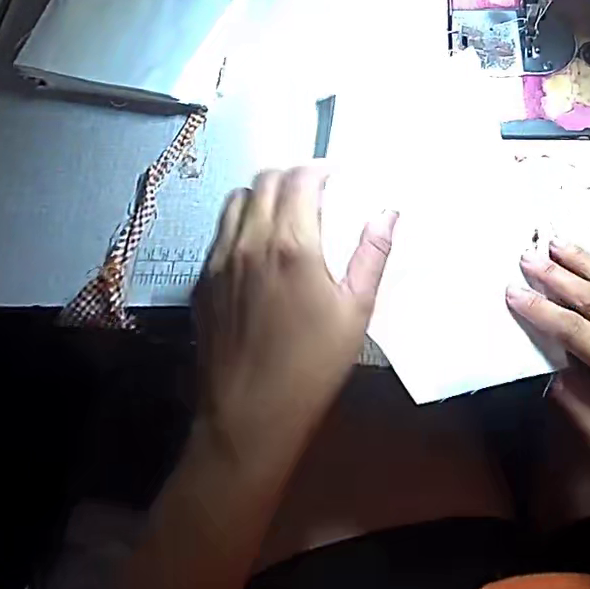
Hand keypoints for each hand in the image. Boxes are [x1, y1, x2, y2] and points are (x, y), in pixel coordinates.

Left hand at [193, 164, 397, 463]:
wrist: (247, 419)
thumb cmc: (311, 368)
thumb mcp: (354, 313)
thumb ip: (371, 256)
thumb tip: (387, 212)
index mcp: (291, 244)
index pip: (298, 179)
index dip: (317, 169)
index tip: (332, 177)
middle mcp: (249, 241)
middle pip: (264, 181)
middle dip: (290, 177)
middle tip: (311, 194)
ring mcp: (219, 259)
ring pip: (235, 201)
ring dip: (261, 195)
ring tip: (282, 215)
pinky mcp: (202, 280)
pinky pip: (219, 232)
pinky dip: (240, 224)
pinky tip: (256, 250)